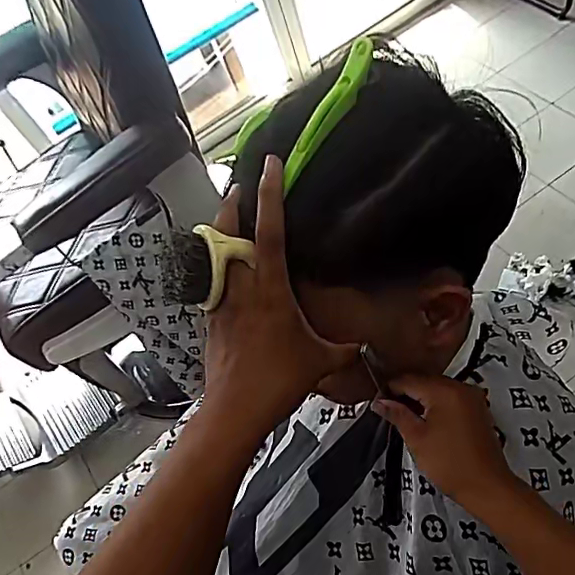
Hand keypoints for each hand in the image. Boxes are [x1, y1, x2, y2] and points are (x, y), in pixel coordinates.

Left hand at [202, 155, 358, 431]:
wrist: (236, 408)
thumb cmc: (278, 381)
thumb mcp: (322, 361)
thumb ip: (344, 348)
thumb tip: (363, 345)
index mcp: (270, 291)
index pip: (270, 233)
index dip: (271, 196)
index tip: (270, 166)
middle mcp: (241, 289)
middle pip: (229, 232)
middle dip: (234, 204)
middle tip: (241, 185)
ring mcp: (222, 302)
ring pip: (215, 253)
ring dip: (221, 230)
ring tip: (229, 218)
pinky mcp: (211, 318)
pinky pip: (213, 280)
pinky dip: (218, 264)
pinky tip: (226, 270)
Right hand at [371, 373, 527, 510]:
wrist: (486, 485)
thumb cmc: (452, 465)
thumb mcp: (417, 438)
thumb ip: (398, 415)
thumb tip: (381, 402)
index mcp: (445, 391)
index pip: (409, 379)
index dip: (390, 389)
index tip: (378, 402)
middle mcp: (462, 388)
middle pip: (426, 381)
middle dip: (406, 393)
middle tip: (389, 410)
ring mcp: (474, 399)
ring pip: (440, 390)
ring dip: (422, 399)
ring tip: (405, 418)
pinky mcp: (479, 410)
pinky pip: (453, 399)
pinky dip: (439, 406)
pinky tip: (427, 421)